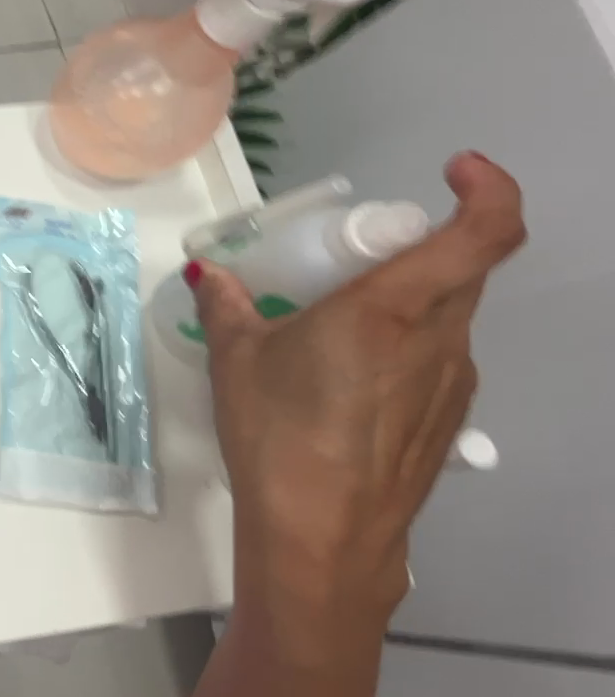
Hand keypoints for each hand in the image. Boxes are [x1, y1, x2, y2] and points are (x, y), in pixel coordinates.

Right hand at [192, 152, 523, 656]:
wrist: (320, 527)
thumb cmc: (277, 428)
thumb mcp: (235, 359)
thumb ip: (226, 307)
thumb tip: (209, 275)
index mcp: (395, 309)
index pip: (484, 232)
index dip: (487, 188)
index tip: (455, 169)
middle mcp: (442, 338)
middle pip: (459, 272)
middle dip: (413, 251)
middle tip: (347, 264)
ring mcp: (453, 382)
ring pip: (444, 319)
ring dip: (401, 307)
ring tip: (329, 334)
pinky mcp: (446, 419)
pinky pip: (432, 361)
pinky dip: (399, 349)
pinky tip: (341, 385)